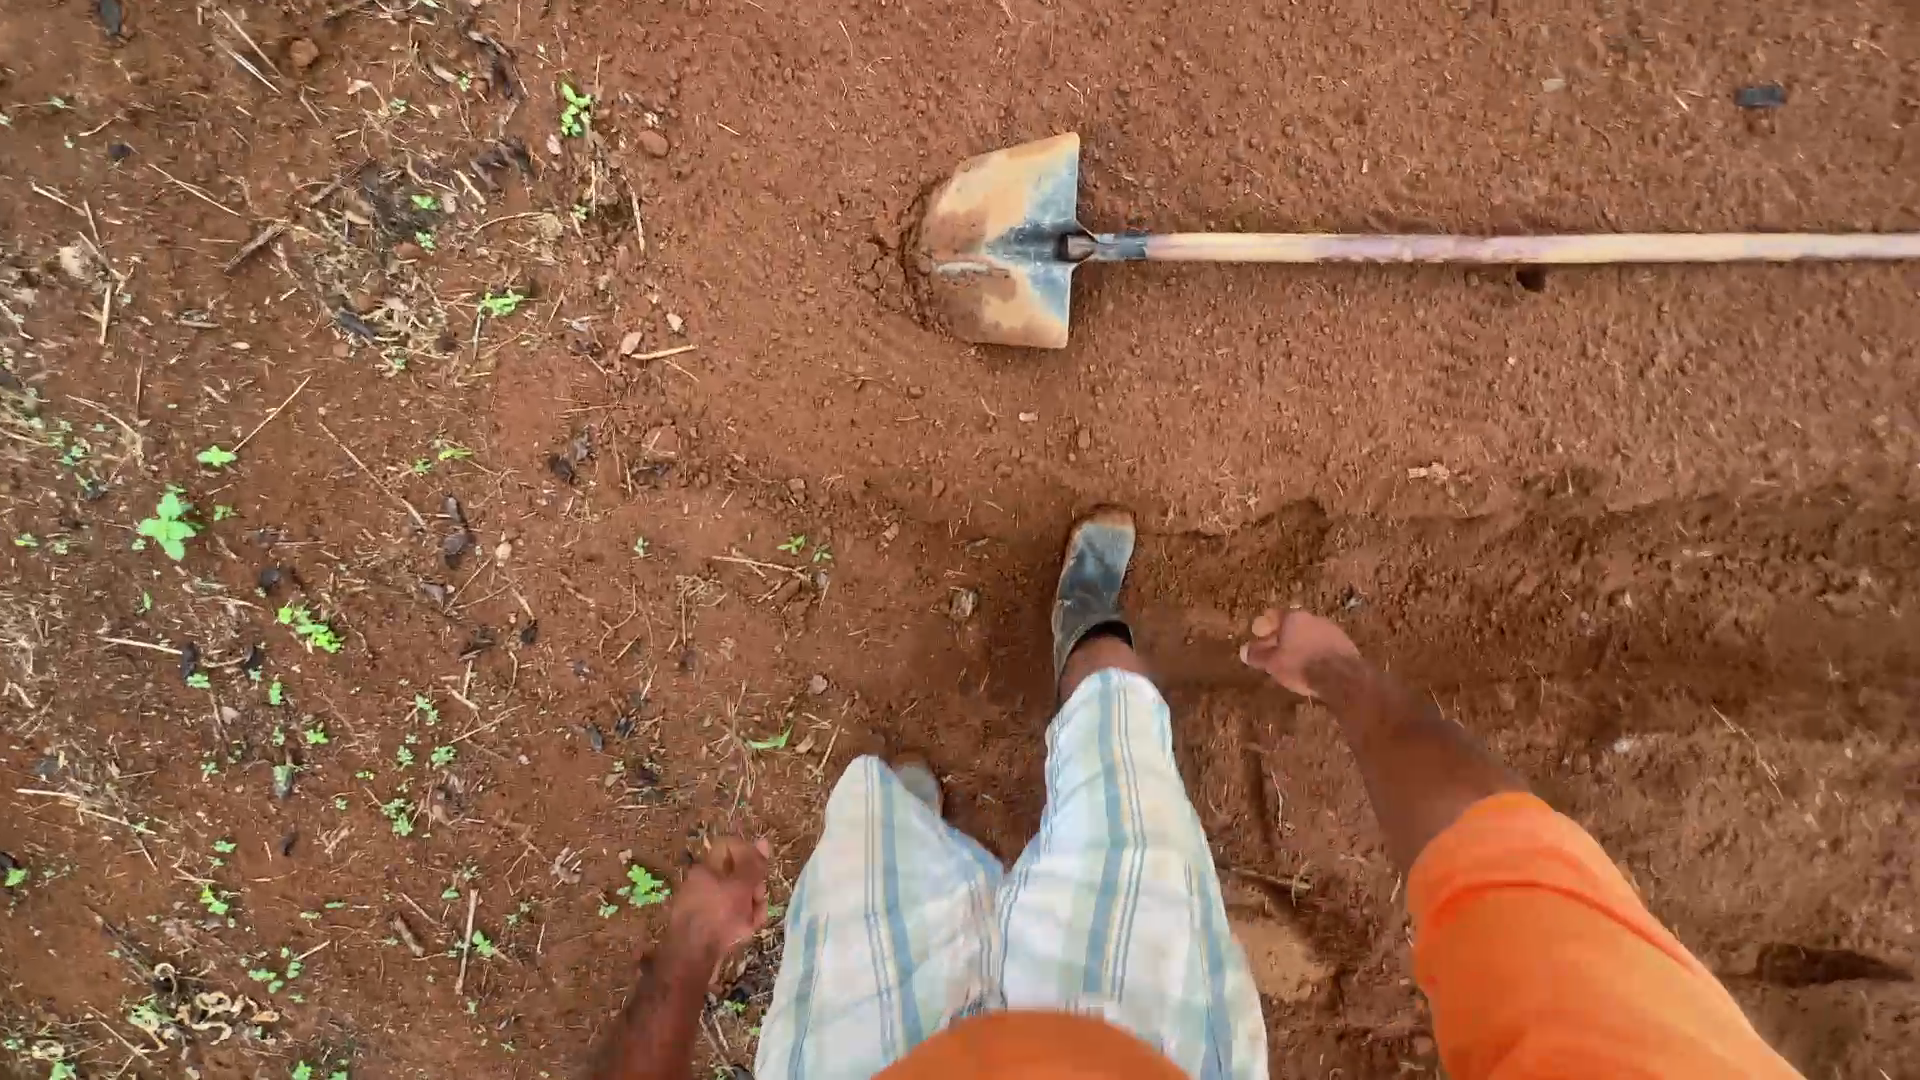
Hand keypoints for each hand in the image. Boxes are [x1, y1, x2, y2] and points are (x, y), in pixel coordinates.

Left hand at [668, 836, 770, 964]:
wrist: (691, 960)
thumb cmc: (717, 915)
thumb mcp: (742, 886)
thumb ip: (754, 864)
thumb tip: (763, 841)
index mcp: (706, 867)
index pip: (732, 847)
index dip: (749, 855)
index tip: (760, 870)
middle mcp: (703, 884)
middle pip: (739, 875)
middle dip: (754, 887)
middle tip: (759, 900)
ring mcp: (704, 907)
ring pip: (737, 899)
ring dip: (751, 908)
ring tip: (752, 924)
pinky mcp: (706, 928)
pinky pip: (730, 919)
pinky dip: (740, 924)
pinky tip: (743, 935)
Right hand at [1239, 609, 1361, 697]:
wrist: (1342, 677)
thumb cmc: (1300, 665)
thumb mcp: (1273, 663)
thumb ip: (1258, 655)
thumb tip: (1243, 651)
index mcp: (1292, 618)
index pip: (1272, 615)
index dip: (1262, 625)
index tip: (1256, 635)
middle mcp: (1312, 618)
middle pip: (1291, 624)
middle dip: (1280, 637)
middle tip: (1272, 651)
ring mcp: (1331, 630)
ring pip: (1308, 634)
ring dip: (1298, 644)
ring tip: (1291, 661)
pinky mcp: (1345, 644)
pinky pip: (1322, 644)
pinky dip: (1313, 651)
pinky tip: (1311, 666)